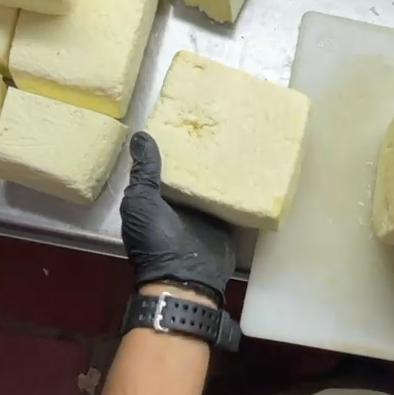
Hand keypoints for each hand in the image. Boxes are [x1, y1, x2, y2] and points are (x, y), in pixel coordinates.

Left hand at [120, 132, 235, 302]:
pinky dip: (241, 186)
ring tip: (239, 135)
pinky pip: (233, 199)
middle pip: (193, 172)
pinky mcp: (227, 221)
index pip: (166, 164)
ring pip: (214, 183)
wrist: (186, 277)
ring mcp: (205, 212)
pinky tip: (253, 163)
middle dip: (202, 152)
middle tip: (219, 121)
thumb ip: (144, 171)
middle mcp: (181, 203)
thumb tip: (140, 135)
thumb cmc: (155, 239)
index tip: (186, 118)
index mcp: (157, 196)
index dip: (174, 143)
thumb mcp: (141, 202)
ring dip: (224, 167)